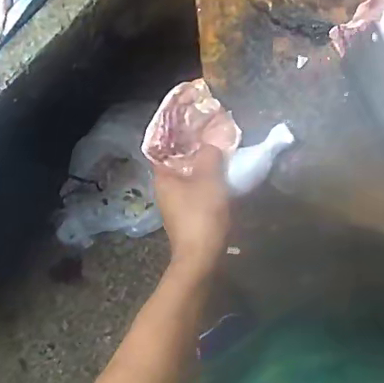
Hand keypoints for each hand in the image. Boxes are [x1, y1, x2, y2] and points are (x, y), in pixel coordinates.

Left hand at [153, 148, 229, 273]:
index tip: (191, 124)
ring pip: (188, 179)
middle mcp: (164, 190)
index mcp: (162, 178)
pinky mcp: (187, 217)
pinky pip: (196, 192)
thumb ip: (208, 157)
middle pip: (177, 164)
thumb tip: (209, 145)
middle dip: (192, 151)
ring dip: (202, 168)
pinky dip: (206, 184)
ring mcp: (175, 205)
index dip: (175, 136)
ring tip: (219, 154)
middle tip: (210, 136)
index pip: (162, 149)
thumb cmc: (201, 214)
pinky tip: (221, 180)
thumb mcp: (208, 180)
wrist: (201, 258)